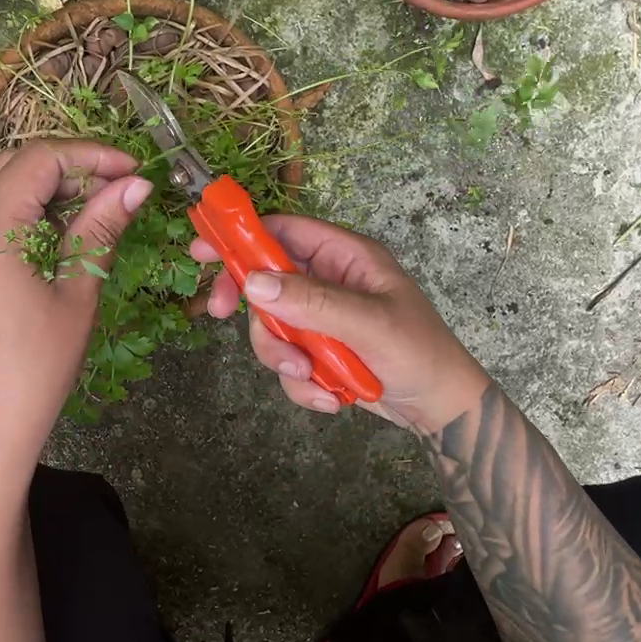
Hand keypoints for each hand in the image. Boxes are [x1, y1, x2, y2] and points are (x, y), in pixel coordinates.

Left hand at [0, 141, 151, 458]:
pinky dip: (17, 209)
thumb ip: (100, 231)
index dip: (91, 156)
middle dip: (68, 166)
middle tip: (116, 190)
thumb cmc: (32, 371)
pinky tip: (52, 234)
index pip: (40, 159)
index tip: (134, 171)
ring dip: (42, 186)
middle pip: (13, 164)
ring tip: (91, 210)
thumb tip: (136, 186)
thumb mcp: (76, 296)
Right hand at [191, 215, 488, 432]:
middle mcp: (327, 282)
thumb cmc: (418, 353)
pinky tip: (330, 397)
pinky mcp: (318, 352)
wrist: (439, 409)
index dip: (241, 237)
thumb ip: (313, 302)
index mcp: (345, 257)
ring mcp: (320, 319)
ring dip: (283, 357)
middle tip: (221, 317)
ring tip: (314, 377)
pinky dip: (300, 383)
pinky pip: (286, 361)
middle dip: (253, 310)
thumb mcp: (369, 324)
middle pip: (265, 283)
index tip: (201, 253)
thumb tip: (254, 283)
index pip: (283, 232)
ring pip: (271, 327)